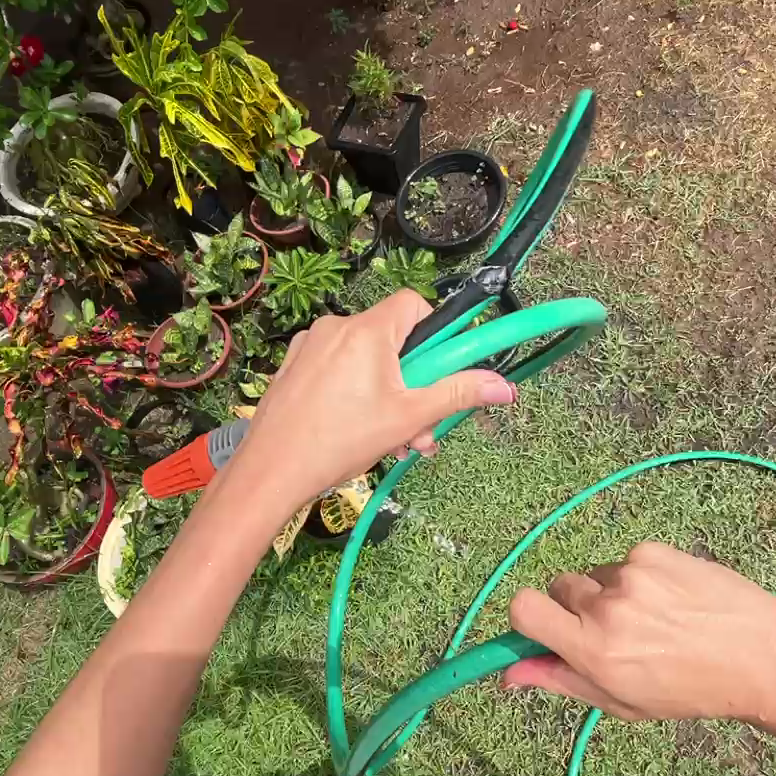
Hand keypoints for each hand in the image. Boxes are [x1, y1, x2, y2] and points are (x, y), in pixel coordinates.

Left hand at [225, 290, 515, 509]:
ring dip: (387, 395)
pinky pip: (338, 369)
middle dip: (414, 381)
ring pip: (365, 360)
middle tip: (419, 424)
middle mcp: (337, 327)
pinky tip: (355, 430)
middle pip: (392, 340)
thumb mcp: (409, 418)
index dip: (435, 331)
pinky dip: (355, 393)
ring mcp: (310, 346)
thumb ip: (458, 394)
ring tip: (389, 439)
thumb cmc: (340, 441)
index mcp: (367, 330)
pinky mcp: (294, 367)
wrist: (271, 471)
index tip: (441, 366)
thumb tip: (504, 386)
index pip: (414, 304)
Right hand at [503, 542, 775, 730]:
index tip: (544, 628)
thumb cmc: (690, 690)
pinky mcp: (652, 551)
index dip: (527, 617)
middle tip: (615, 631)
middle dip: (575, 607)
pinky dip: (639, 578)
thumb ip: (560, 681)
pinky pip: (625, 561)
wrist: (764, 656)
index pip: (524, 609)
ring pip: (594, 575)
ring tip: (656, 618)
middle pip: (557, 587)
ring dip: (610, 593)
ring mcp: (631, 574)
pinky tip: (672, 599)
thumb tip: (507, 674)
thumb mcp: (621, 701)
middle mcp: (607, 608)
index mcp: (594, 651)